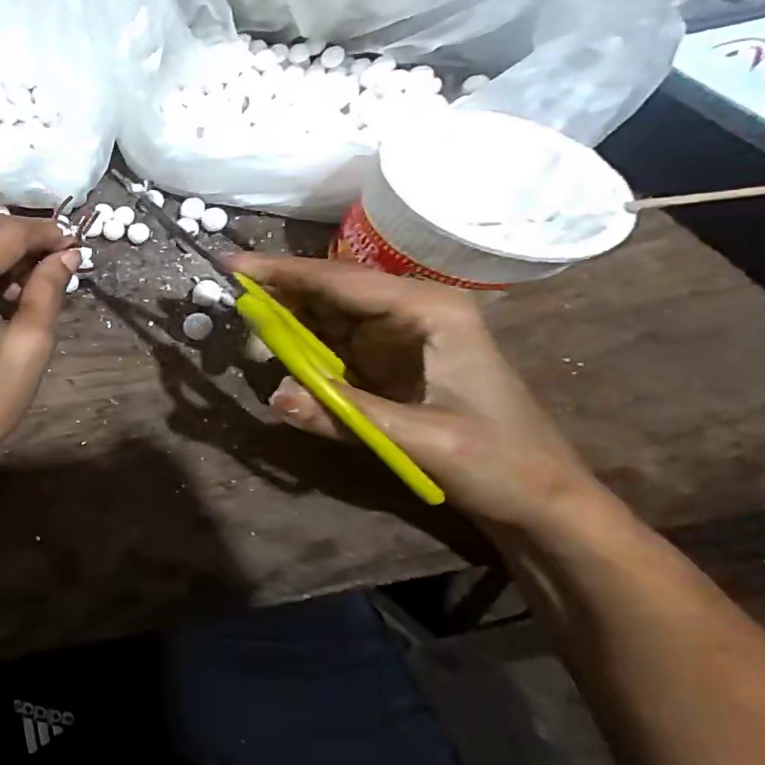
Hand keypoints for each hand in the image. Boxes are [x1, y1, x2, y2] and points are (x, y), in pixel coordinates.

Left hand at [0, 209, 79, 487]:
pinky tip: (11, 294)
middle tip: (63, 263)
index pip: (8, 233)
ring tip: (41, 282)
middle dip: (26, 238)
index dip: (48, 233)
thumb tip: (68, 255)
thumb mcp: (28, 346)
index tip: (80, 245)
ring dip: (7, 252)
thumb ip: (47, 291)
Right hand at [225, 252, 610, 533]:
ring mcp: (394, 335)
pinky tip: (273, 350)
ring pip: (323, 315)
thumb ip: (344, 415)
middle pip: (327, 290)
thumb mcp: (421, 440)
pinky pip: (328, 344)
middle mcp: (409, 311)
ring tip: (243, 326)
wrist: (538, 499)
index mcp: (429, 311)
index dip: (282, 272)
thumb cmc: (499, 461)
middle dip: (277, 292)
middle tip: (225, 297)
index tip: (230, 265)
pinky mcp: (382, 361)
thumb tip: (273, 396)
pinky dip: (297, 348)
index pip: (340, 281)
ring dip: (283, 320)